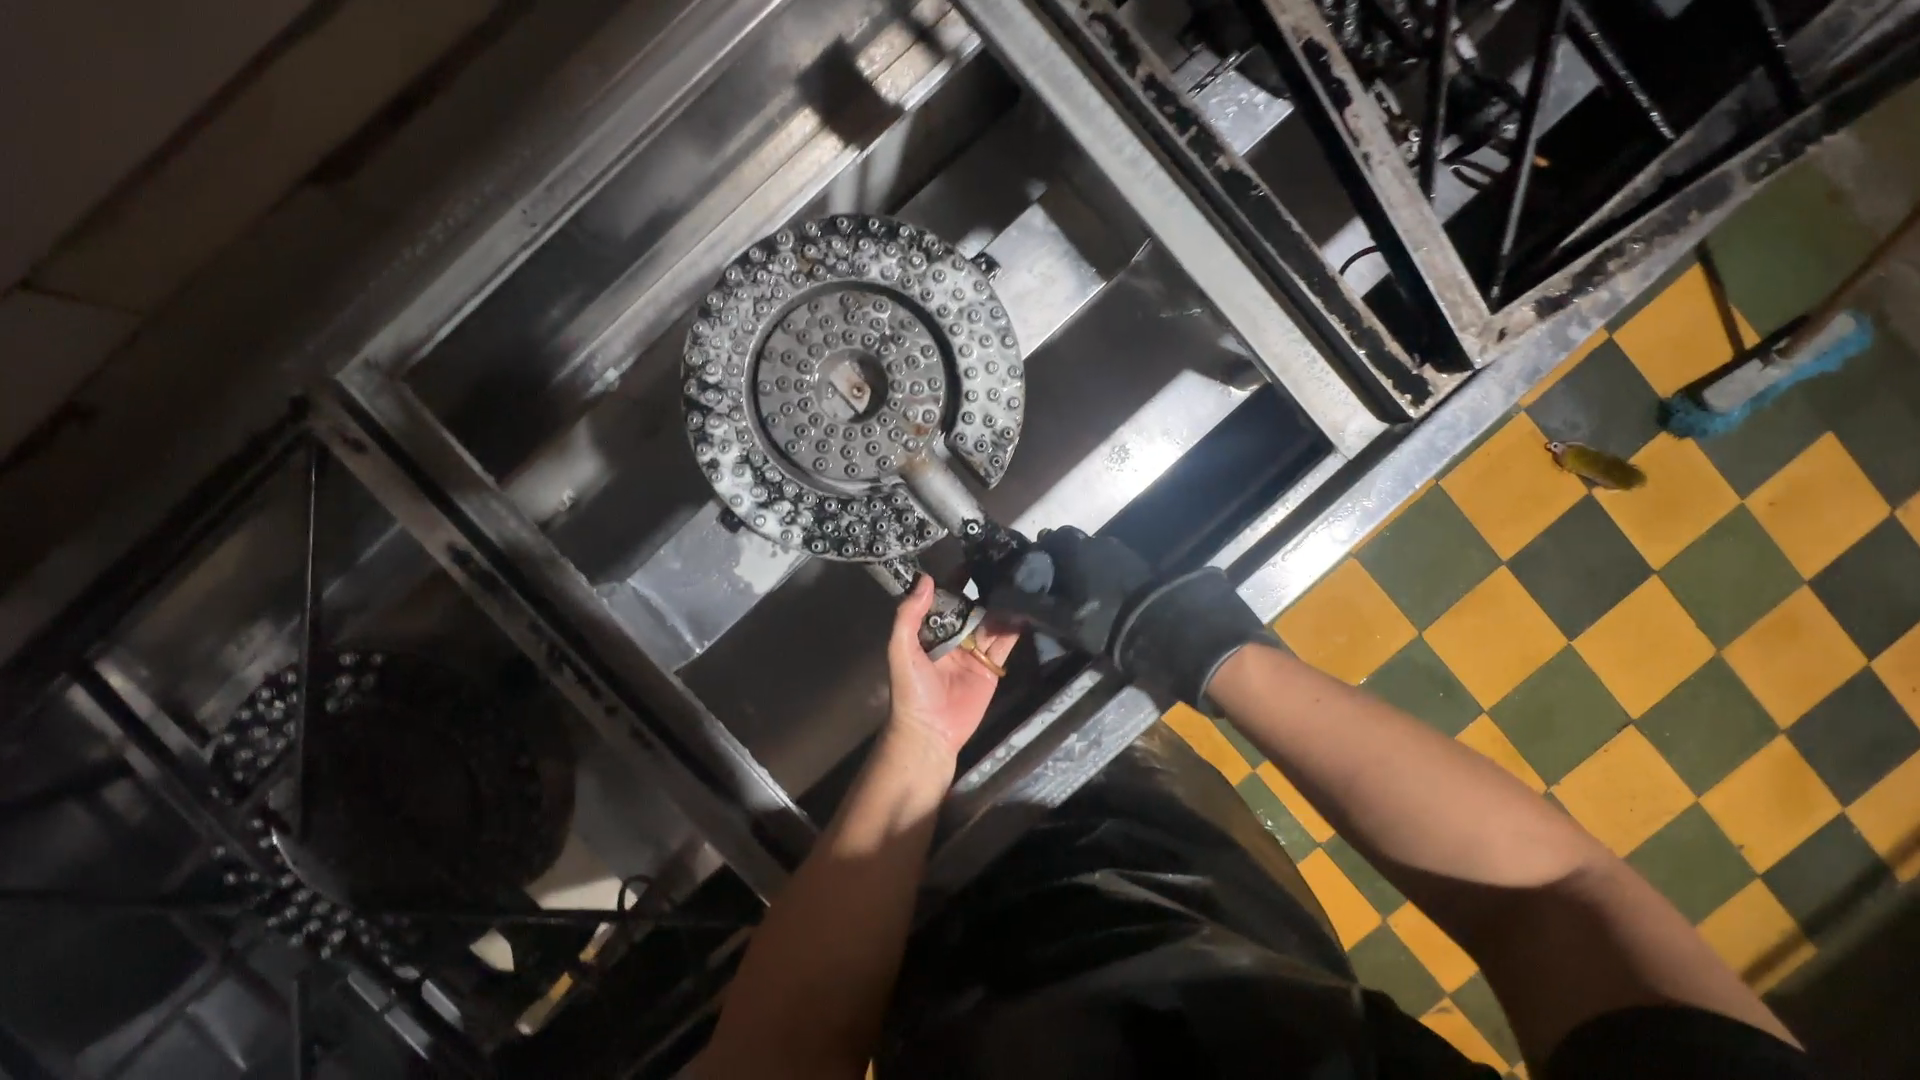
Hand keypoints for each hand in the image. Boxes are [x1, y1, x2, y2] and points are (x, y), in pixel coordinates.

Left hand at [886, 576, 1018, 759]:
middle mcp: (952, 638)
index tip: (970, 558)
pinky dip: (1014, 628)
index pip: (943, 600)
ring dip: (1001, 605)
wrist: (932, 730)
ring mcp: (973, 652)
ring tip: (1017, 581)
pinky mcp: (990, 667)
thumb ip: (909, 614)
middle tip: (1002, 564)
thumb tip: (925, 579)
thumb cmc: (912, 689)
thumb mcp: (901, 648)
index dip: (954, 581)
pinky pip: (1004, 644)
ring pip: (989, 622)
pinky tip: (1025, 609)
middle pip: (970, 608)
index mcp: (929, 632)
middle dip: (982, 590)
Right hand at [983, 526, 1149, 654]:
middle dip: (1057, 564)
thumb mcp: (1058, 618)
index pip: (1044, 541)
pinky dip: (1100, 578)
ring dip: (1080, 571)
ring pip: (1089, 555)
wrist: (1159, 624)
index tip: (1030, 581)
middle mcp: (1095, 541)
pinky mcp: (1138, 565)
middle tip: (1052, 591)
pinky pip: (1109, 566)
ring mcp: (1120, 551)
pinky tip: (1101, 599)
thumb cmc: (1102, 619)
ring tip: (1076, 598)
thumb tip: (992, 598)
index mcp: (1073, 548)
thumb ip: (1024, 606)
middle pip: (1067, 546)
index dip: (1034, 559)